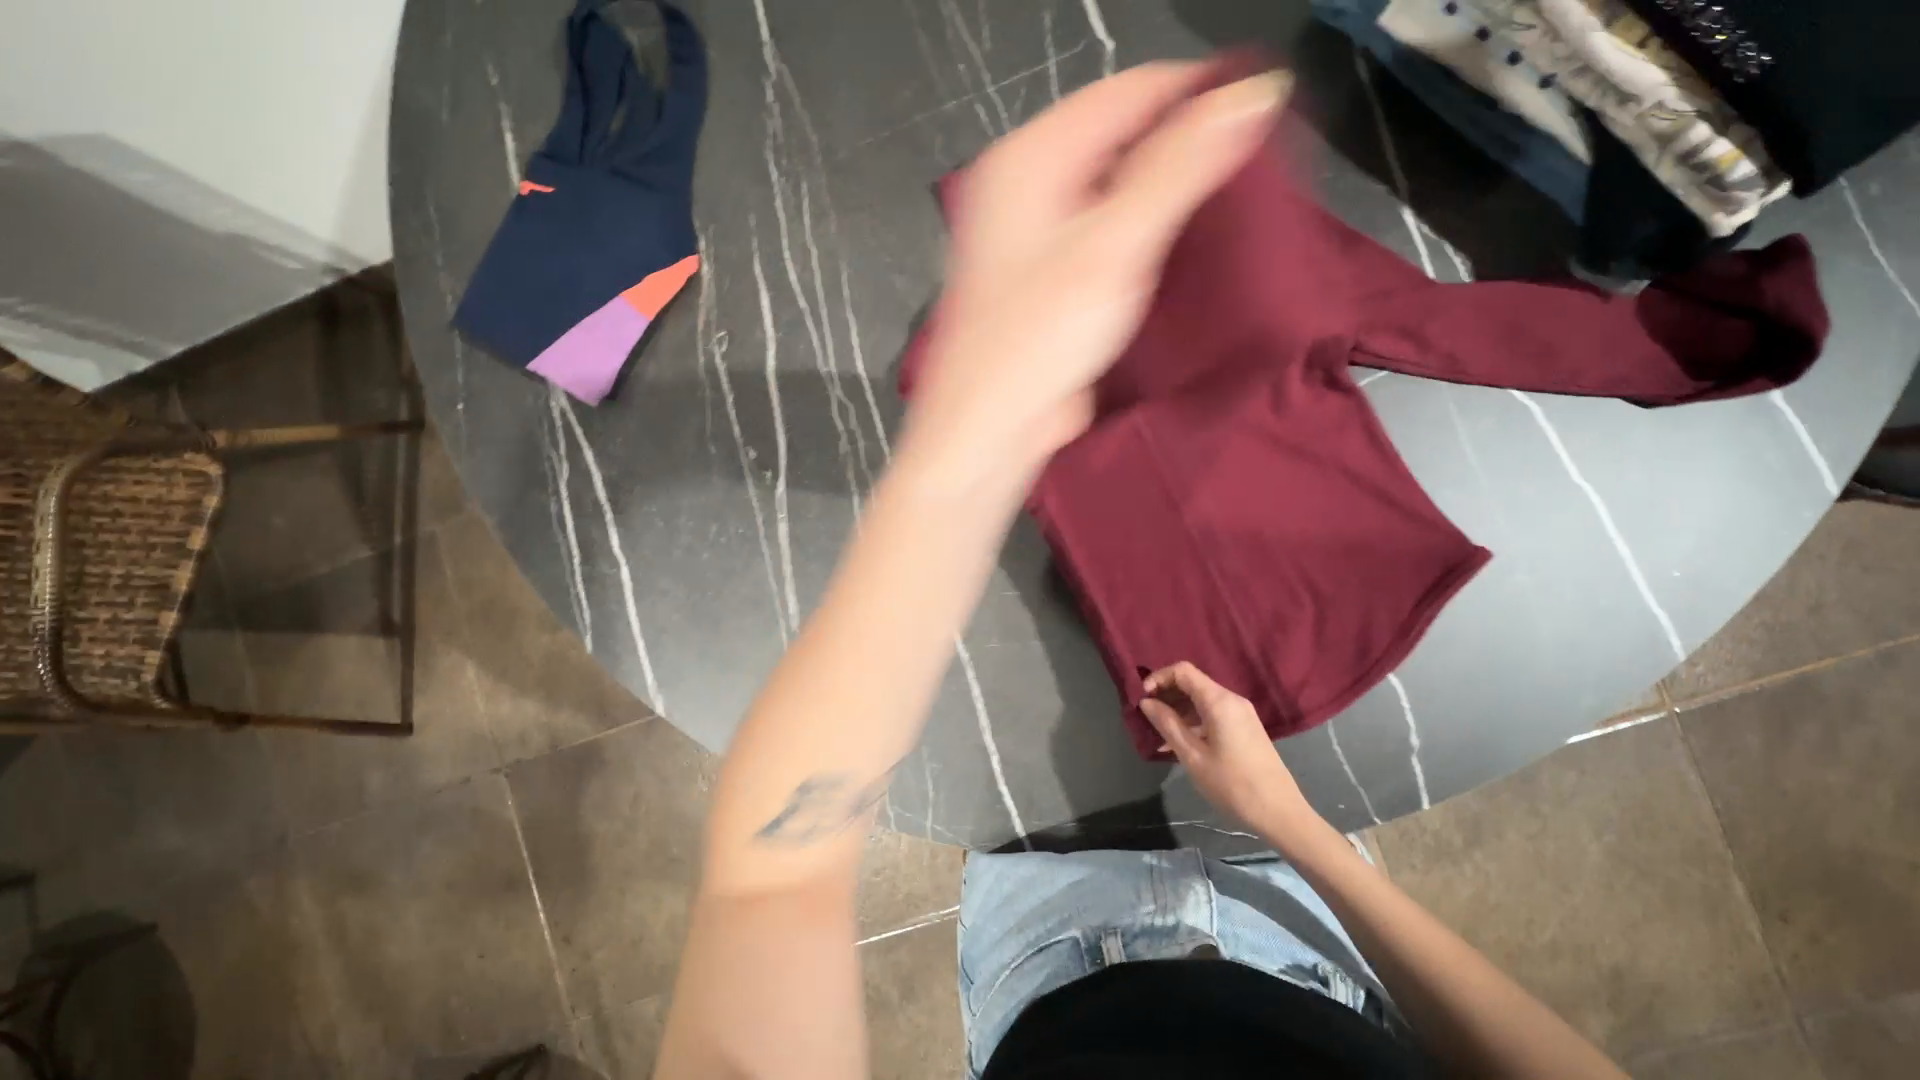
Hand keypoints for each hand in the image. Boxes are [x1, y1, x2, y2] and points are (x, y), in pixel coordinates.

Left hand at [905, 63, 1291, 478]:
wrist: (990, 429)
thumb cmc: (1036, 343)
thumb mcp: (1114, 247)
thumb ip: (1180, 168)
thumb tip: (1251, 94)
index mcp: (1029, 156)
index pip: (1132, 89)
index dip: (1201, 96)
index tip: (1265, 119)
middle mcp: (1027, 181)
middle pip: (1125, 133)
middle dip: (1187, 146)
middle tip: (1255, 174)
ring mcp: (1037, 228)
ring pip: (1120, 182)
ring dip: (1172, 191)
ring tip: (1232, 208)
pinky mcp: (1051, 271)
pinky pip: (1110, 226)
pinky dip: (1148, 229)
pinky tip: (1184, 246)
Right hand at [1141, 662, 1318, 837]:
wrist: (1279, 812)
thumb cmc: (1232, 784)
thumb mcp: (1192, 756)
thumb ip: (1167, 724)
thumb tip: (1146, 702)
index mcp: (1219, 701)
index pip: (1183, 671)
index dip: (1158, 678)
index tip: (1141, 698)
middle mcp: (1232, 700)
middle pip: (1193, 683)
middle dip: (1166, 695)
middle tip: (1145, 717)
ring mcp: (1241, 714)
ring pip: (1202, 700)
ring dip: (1178, 711)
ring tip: (1158, 734)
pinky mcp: (1245, 728)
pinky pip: (1213, 714)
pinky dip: (1193, 722)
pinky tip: (1179, 743)